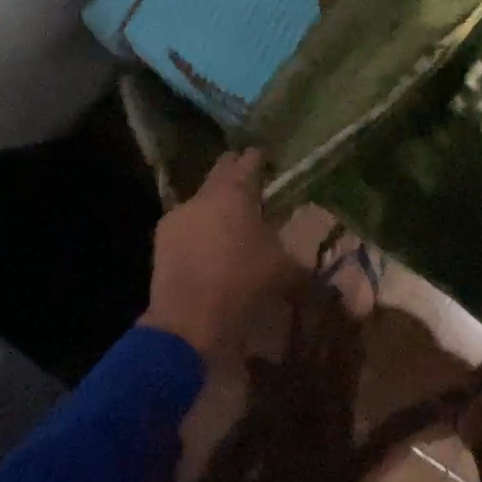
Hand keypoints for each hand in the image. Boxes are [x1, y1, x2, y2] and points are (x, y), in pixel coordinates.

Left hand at [141, 150, 290, 359]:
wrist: (188, 322)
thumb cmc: (243, 284)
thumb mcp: (284, 270)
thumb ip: (298, 257)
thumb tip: (319, 269)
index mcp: (237, 191)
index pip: (250, 160)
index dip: (262, 159)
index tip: (271, 162)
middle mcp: (205, 194)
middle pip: (222, 170)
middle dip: (236, 173)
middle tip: (253, 185)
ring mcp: (179, 215)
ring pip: (202, 198)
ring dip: (217, 204)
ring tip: (232, 222)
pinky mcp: (162, 239)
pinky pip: (187, 223)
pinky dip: (200, 228)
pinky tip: (210, 246)